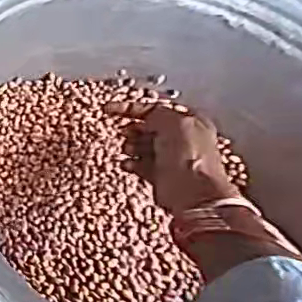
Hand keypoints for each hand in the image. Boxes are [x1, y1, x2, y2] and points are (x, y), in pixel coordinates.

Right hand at [107, 101, 240, 214]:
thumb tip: (143, 116)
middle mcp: (181, 138)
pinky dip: (130, 163)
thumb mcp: (174, 124)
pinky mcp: (159, 174)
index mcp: (189, 122)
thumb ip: (156, 114)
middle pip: (146, 128)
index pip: (155, 109)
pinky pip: (138, 164)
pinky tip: (128, 164)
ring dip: (131, 147)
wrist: (193, 193)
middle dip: (132, 130)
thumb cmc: (191, 159)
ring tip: (130, 150)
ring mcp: (169, 157)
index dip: (130, 108)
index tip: (109, 109)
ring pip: (140, 146)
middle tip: (126, 133)